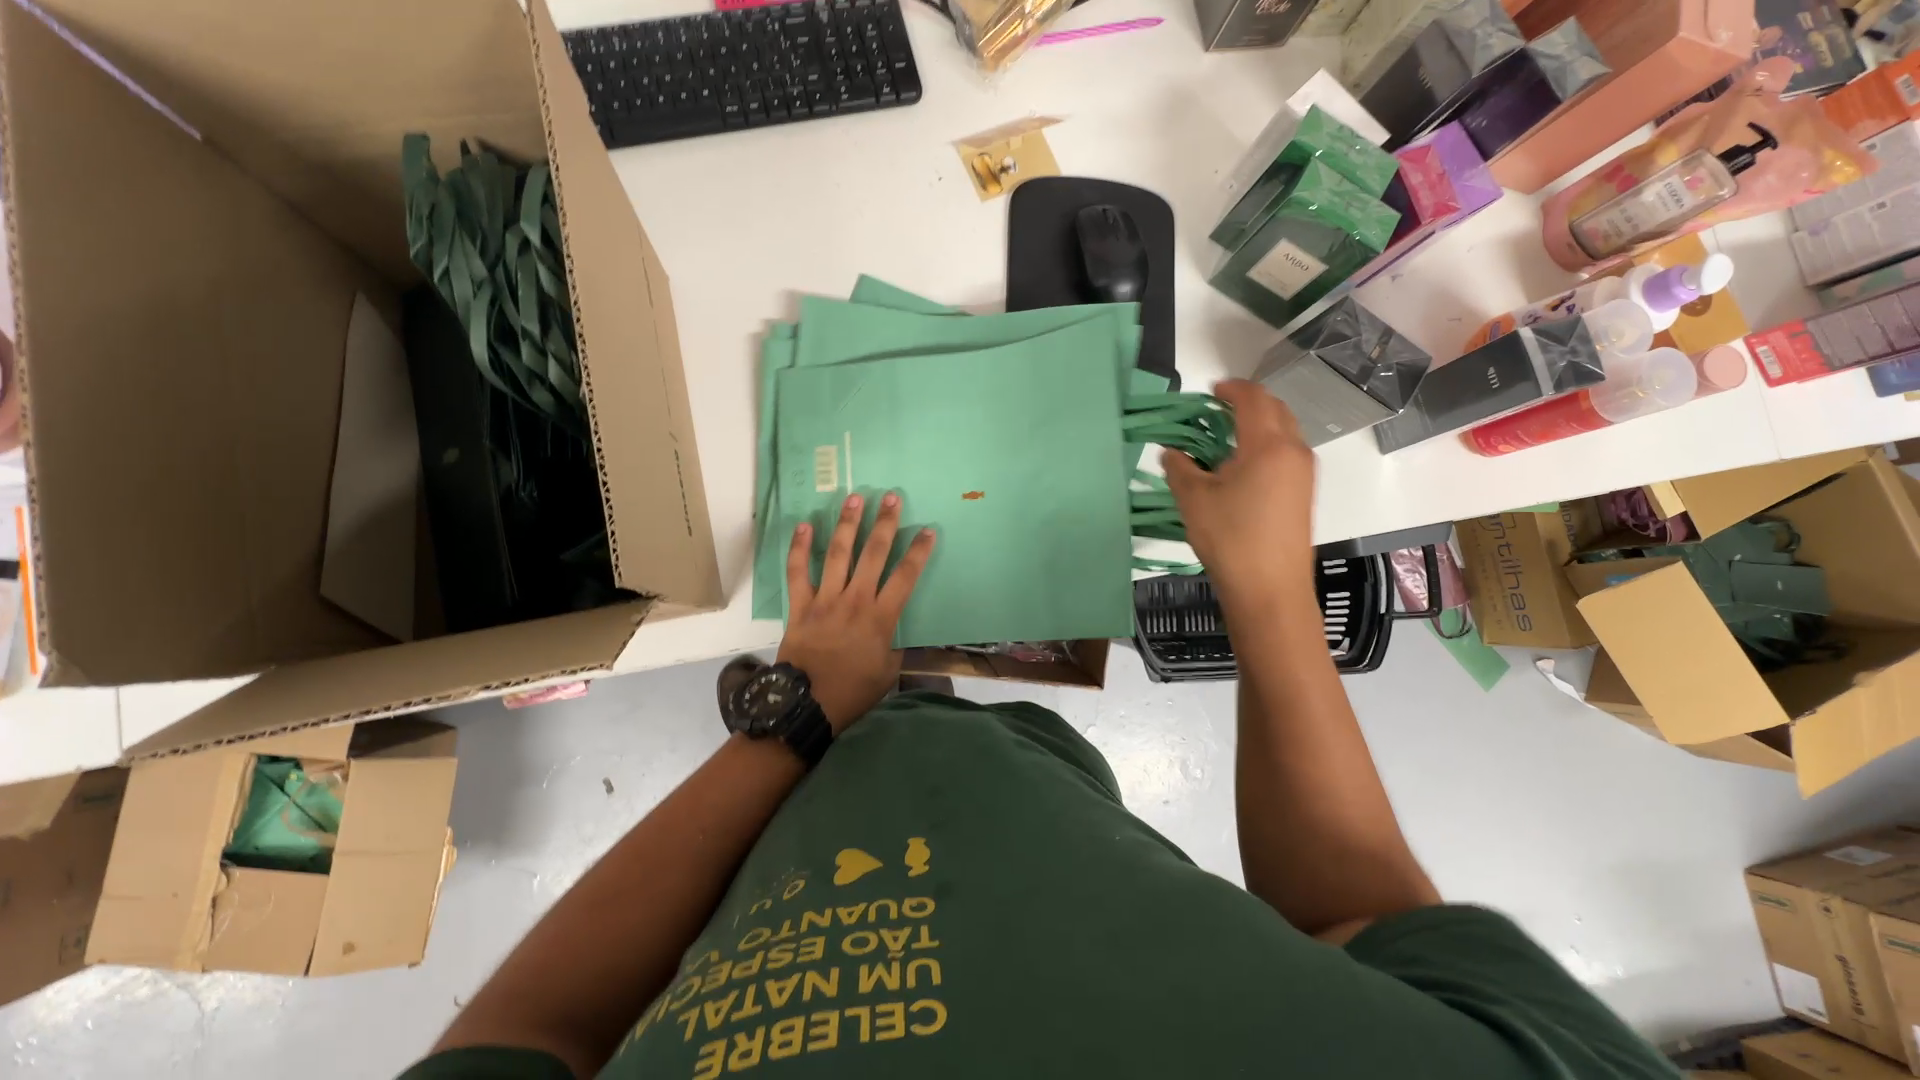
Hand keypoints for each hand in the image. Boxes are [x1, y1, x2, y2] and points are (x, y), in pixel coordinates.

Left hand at [778, 492, 935, 731]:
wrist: (807, 705)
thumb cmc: (853, 693)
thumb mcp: (888, 673)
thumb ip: (896, 647)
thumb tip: (902, 634)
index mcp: (881, 618)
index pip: (906, 577)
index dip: (918, 552)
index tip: (927, 530)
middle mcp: (855, 601)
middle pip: (873, 554)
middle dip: (884, 523)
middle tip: (891, 497)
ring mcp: (825, 600)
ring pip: (838, 554)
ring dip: (847, 524)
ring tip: (854, 498)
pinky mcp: (800, 606)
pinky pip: (798, 572)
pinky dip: (800, 548)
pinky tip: (804, 525)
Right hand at [1162, 380, 1315, 602]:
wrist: (1270, 590)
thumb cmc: (1230, 540)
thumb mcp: (1194, 500)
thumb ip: (1180, 467)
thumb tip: (1172, 452)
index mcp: (1268, 445)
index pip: (1253, 399)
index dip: (1231, 389)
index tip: (1210, 391)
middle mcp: (1293, 451)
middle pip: (1275, 409)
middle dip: (1247, 403)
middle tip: (1218, 410)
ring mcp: (1304, 473)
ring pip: (1285, 431)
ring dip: (1259, 424)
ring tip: (1227, 438)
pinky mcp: (1305, 493)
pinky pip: (1288, 453)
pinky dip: (1267, 445)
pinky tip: (1243, 467)